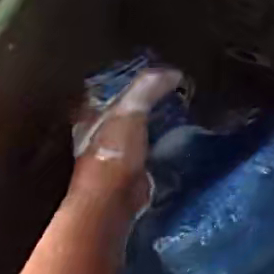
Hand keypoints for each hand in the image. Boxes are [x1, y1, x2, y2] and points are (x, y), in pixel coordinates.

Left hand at [68, 67, 181, 222]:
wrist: (112, 200)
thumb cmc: (113, 152)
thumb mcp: (130, 111)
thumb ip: (148, 89)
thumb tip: (174, 73)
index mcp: (91, 113)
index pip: (112, 87)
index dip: (134, 80)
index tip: (160, 75)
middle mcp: (98, 131)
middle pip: (125, 108)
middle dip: (147, 101)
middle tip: (175, 92)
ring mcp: (113, 152)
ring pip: (137, 128)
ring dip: (156, 122)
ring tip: (181, 113)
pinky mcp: (129, 170)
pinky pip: (148, 148)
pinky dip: (162, 142)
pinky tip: (178, 138)